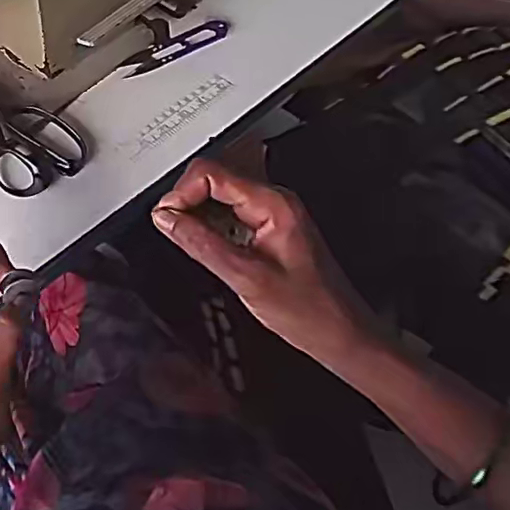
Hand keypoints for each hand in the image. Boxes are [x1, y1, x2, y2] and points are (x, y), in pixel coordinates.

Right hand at [152, 159, 378, 364]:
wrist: (344, 335)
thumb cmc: (310, 312)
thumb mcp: (246, 278)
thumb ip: (200, 243)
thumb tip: (165, 219)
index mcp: (273, 204)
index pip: (212, 174)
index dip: (182, 192)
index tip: (166, 217)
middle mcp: (273, 199)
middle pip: (212, 178)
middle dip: (186, 202)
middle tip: (172, 229)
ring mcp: (270, 210)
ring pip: (217, 195)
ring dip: (197, 214)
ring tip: (191, 242)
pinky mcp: (266, 224)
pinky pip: (227, 211)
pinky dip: (209, 225)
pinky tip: (208, 248)